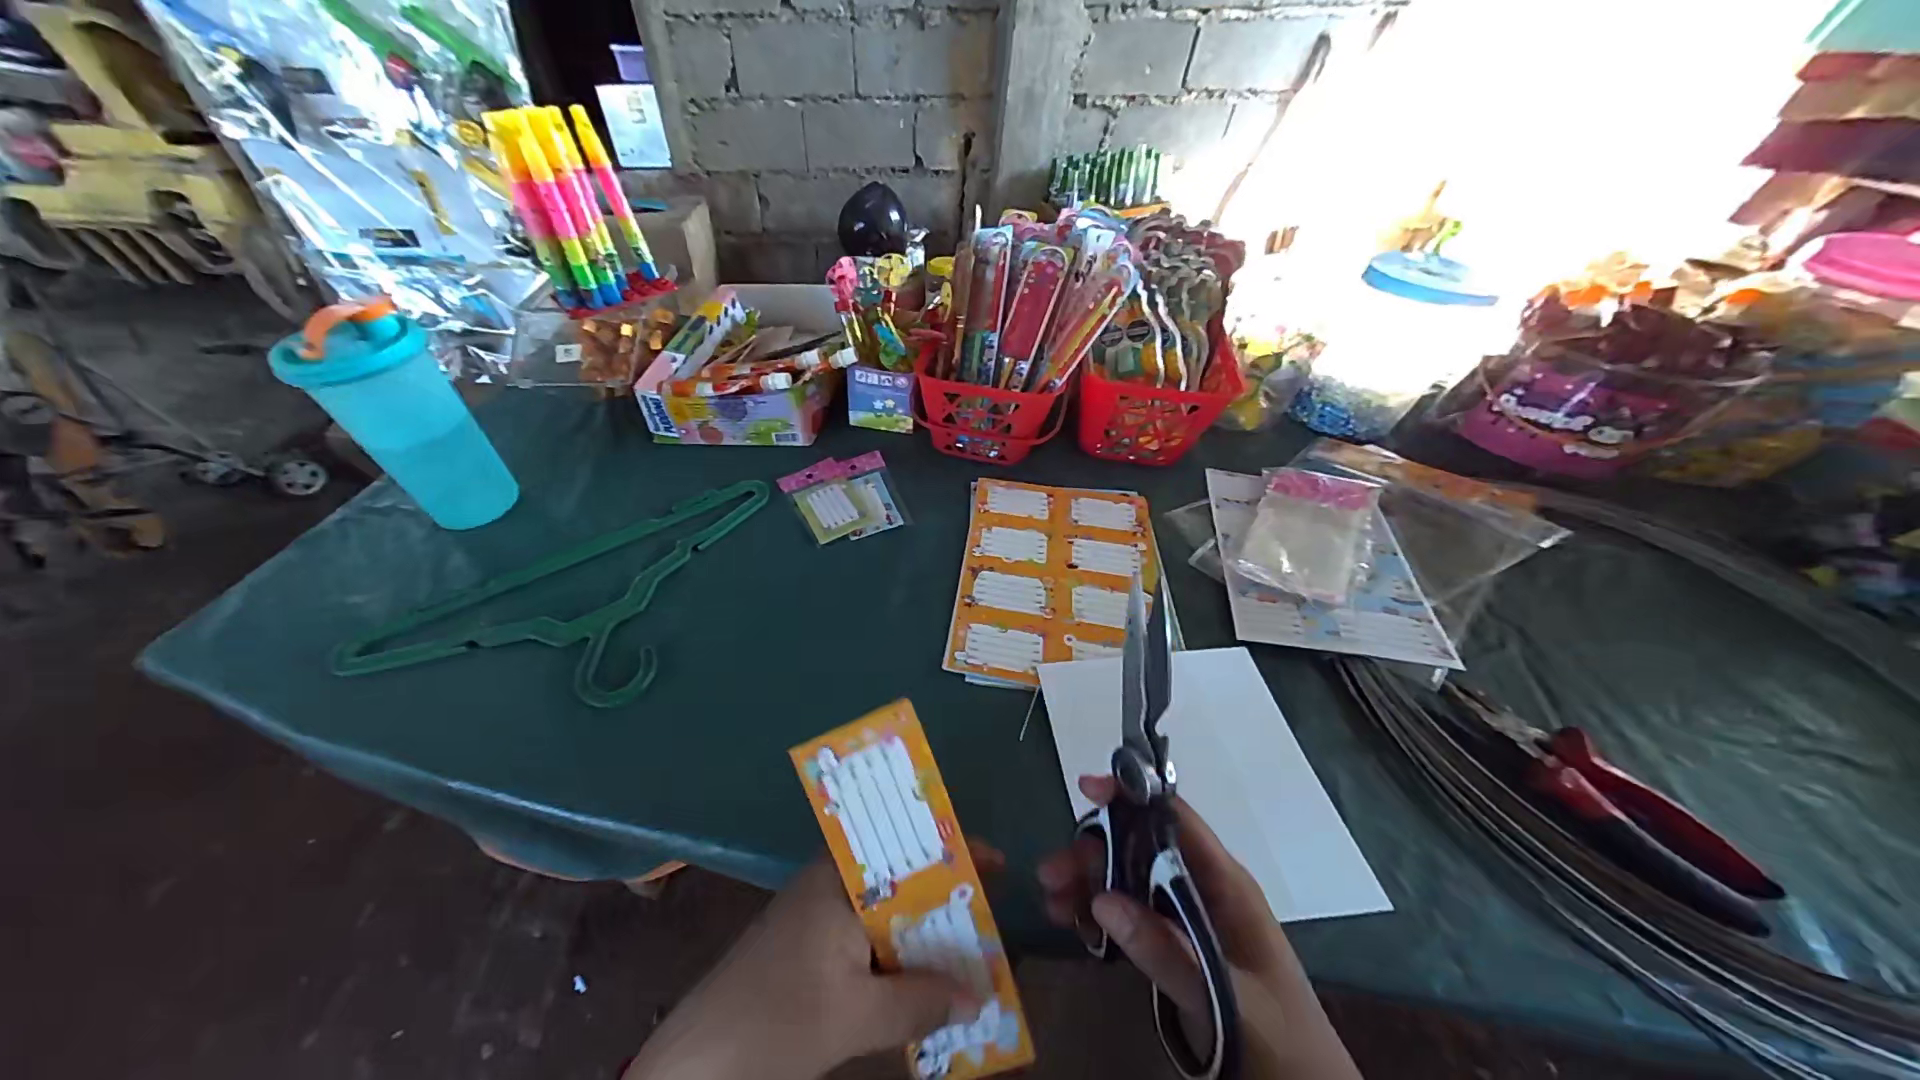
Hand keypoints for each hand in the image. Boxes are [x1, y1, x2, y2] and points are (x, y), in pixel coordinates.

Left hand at [625, 857, 977, 1079]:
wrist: (695, 1058)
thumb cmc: (777, 1021)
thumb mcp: (856, 1018)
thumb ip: (920, 1002)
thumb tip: (978, 993)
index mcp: (841, 879)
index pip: (908, 845)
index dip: (955, 850)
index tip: (997, 864)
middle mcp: (829, 880)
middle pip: (900, 871)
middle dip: (946, 891)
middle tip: (988, 911)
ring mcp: (815, 908)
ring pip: (884, 903)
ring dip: (922, 923)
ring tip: (964, 944)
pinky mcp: (806, 937)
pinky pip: (864, 928)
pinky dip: (895, 946)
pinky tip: (915, 974)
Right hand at [1038, 776, 1361, 1079]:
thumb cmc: (1280, 1040)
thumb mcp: (1224, 999)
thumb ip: (1166, 952)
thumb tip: (1101, 899)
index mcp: (1225, 884)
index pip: (1175, 819)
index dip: (1132, 796)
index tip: (1086, 789)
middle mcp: (1203, 888)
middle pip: (1140, 846)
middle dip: (1093, 850)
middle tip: (1050, 874)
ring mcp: (1188, 915)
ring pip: (1129, 877)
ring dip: (1088, 882)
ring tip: (1051, 902)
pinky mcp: (1176, 943)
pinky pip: (1131, 912)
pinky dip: (1098, 912)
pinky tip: (1071, 923)